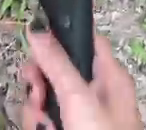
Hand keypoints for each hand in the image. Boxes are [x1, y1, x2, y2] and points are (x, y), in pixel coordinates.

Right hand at [19, 30, 142, 129]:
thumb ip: (55, 61)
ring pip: (48, 96)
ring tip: (43, 124)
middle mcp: (97, 94)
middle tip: (35, 93)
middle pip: (58, 69)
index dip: (60, 35)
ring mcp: (84, 117)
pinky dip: (41, 125)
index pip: (85, 39)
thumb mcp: (77, 97)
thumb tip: (36, 26)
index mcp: (110, 77)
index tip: (36, 42)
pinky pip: (48, 119)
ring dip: (37, 109)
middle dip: (39, 82)